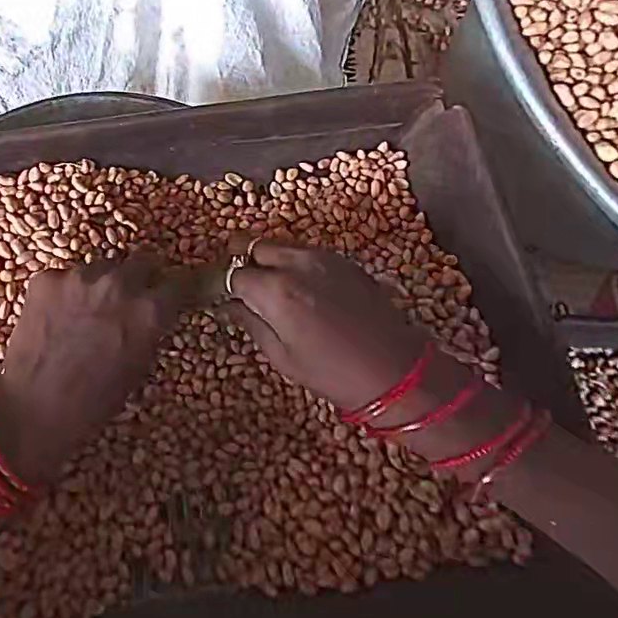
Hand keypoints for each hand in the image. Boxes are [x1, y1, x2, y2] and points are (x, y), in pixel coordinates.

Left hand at [0, 253, 186, 482]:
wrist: (32, 408)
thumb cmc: (92, 403)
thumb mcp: (138, 369)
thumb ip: (150, 332)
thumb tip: (154, 315)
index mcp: (149, 311)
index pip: (179, 283)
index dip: (178, 290)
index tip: (173, 293)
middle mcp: (118, 285)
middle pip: (142, 262)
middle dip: (142, 278)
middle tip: (131, 299)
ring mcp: (79, 277)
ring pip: (101, 268)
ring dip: (102, 284)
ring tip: (87, 313)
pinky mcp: (47, 279)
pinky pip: (66, 277)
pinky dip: (66, 292)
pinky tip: (57, 318)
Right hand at [221, 239, 429, 411]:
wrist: (397, 372)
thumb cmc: (333, 373)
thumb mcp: (281, 355)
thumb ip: (251, 322)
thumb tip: (229, 306)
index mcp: (276, 290)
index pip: (234, 274)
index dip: (224, 285)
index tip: (220, 296)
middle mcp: (297, 264)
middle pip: (254, 246)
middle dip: (242, 261)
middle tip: (240, 284)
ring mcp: (324, 258)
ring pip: (281, 244)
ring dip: (267, 258)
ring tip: (268, 286)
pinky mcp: (345, 261)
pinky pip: (306, 251)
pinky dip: (293, 262)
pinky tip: (298, 288)